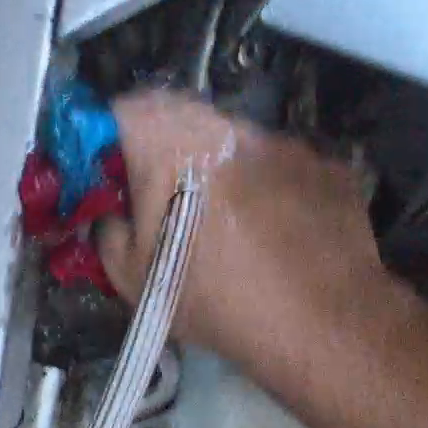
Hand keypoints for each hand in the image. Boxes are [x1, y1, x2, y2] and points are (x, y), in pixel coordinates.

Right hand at [94, 89, 387, 363]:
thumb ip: (109, 230)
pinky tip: (261, 228)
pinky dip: (259, 185)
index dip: (108, 132)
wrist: (313, 318)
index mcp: (172, 153)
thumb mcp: (130, 276)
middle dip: (160, 149)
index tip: (102, 163)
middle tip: (151, 194)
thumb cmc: (208, 297)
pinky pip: (276, 164)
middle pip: (182, 119)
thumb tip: (109, 213)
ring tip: (212, 217)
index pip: (128, 109)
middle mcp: (229, 132)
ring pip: (231, 141)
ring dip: (212, 166)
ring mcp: (285, 144)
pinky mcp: (325, 164)